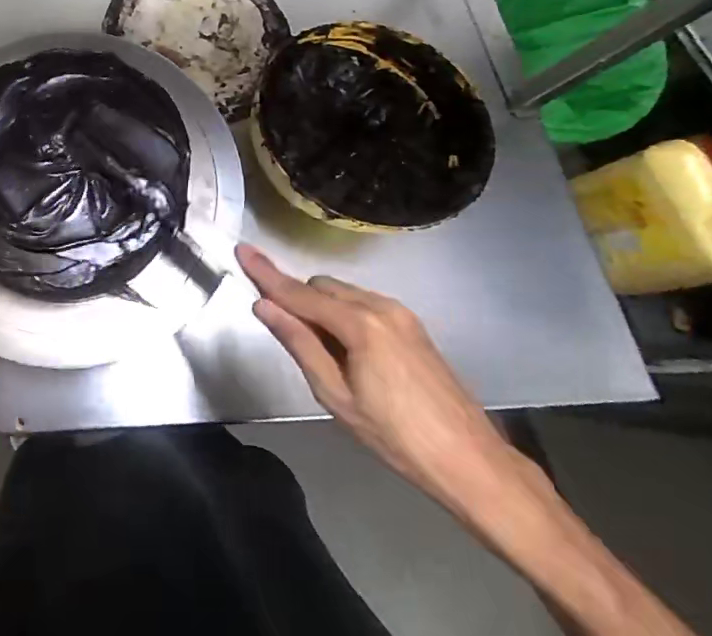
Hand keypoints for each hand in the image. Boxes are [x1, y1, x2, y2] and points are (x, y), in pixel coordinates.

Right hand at [237, 243, 522, 505]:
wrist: (469, 460)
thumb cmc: (394, 436)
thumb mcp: (335, 395)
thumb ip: (299, 343)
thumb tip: (264, 305)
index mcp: (360, 324)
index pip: (300, 292)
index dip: (267, 273)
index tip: (242, 250)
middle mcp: (381, 306)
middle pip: (321, 287)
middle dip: (296, 297)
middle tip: (280, 327)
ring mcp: (401, 314)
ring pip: (343, 293)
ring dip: (320, 306)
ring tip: (317, 350)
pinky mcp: (413, 325)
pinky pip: (364, 305)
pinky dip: (343, 314)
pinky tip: (346, 350)